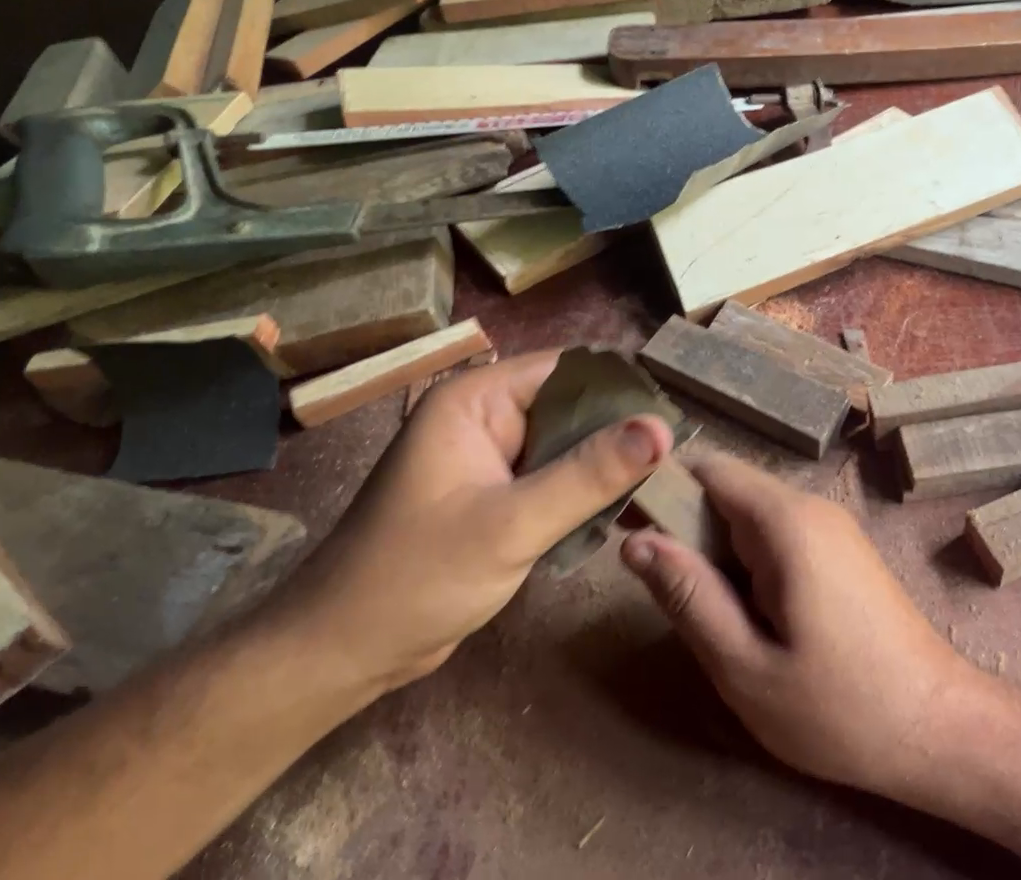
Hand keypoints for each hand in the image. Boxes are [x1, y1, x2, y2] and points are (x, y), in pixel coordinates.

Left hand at [272, 349, 673, 694]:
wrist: (344, 651)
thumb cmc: (417, 578)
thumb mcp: (512, 524)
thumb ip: (588, 474)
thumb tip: (661, 429)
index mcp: (475, 401)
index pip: (567, 369)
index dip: (622, 390)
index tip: (674, 423)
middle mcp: (483, 419)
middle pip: (572, 407)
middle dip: (620, 434)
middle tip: (676, 464)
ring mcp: (489, 460)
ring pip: (567, 447)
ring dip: (606, 469)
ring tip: (659, 490)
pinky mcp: (495, 498)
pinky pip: (554, 481)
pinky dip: (584, 496)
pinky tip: (621, 515)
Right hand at [619, 454, 981, 795]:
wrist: (938, 727)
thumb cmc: (839, 708)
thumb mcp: (745, 665)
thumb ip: (688, 596)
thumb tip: (635, 540)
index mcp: (787, 523)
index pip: (708, 469)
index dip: (659, 489)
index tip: (622, 530)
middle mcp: (813, 509)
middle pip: (728, 492)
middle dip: (685, 529)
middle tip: (655, 593)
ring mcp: (833, 530)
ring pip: (751, 519)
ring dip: (716, 554)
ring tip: (698, 614)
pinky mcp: (843, 554)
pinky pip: (779, 539)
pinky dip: (748, 566)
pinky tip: (744, 619)